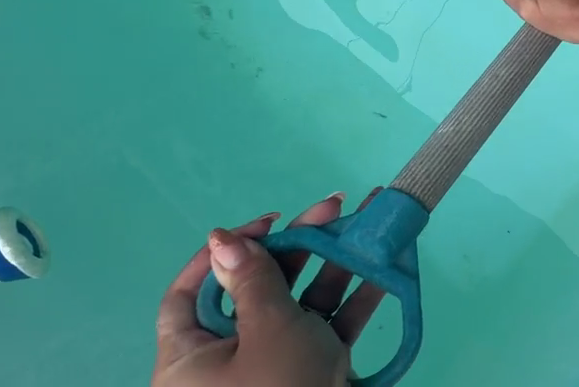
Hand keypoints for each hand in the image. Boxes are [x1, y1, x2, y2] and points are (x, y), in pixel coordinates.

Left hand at [153, 193, 384, 386]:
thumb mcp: (267, 329)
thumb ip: (255, 280)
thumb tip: (221, 238)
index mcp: (192, 355)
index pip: (193, 291)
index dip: (226, 252)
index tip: (270, 221)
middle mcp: (227, 357)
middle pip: (258, 286)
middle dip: (300, 244)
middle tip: (337, 208)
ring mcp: (275, 365)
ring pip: (302, 302)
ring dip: (338, 263)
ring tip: (372, 227)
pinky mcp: (313, 372)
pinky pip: (330, 327)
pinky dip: (357, 299)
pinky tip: (386, 270)